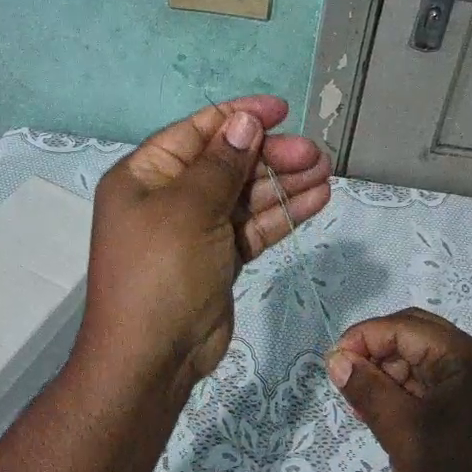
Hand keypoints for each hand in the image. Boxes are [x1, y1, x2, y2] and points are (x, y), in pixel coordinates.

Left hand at [78, 96, 330, 392]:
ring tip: (326, 171)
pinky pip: (253, 227)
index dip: (239, 117)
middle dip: (271, 155)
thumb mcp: (189, 209)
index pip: (198, 131)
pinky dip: (283, 214)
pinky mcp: (219, 258)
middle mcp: (169, 197)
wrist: (150, 360)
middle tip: (315, 155)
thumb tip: (244, 122)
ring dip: (284, 183)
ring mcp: (196, 229)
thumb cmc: (160, 273)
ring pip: (245, 195)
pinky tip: (316, 200)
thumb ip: (221, 163)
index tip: (282, 111)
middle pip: (227, 162)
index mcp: (146, 175)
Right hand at [328, 309, 471, 471]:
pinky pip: (439, 379)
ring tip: (364, 403)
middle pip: (416, 334)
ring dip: (392, 371)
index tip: (333, 364)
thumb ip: (366, 388)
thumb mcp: (400, 432)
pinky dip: (410, 388)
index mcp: (468, 356)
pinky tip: (389, 411)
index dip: (364, 338)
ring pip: (425, 356)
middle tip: (347, 381)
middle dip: (377, 352)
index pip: (404, 327)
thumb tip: (337, 359)